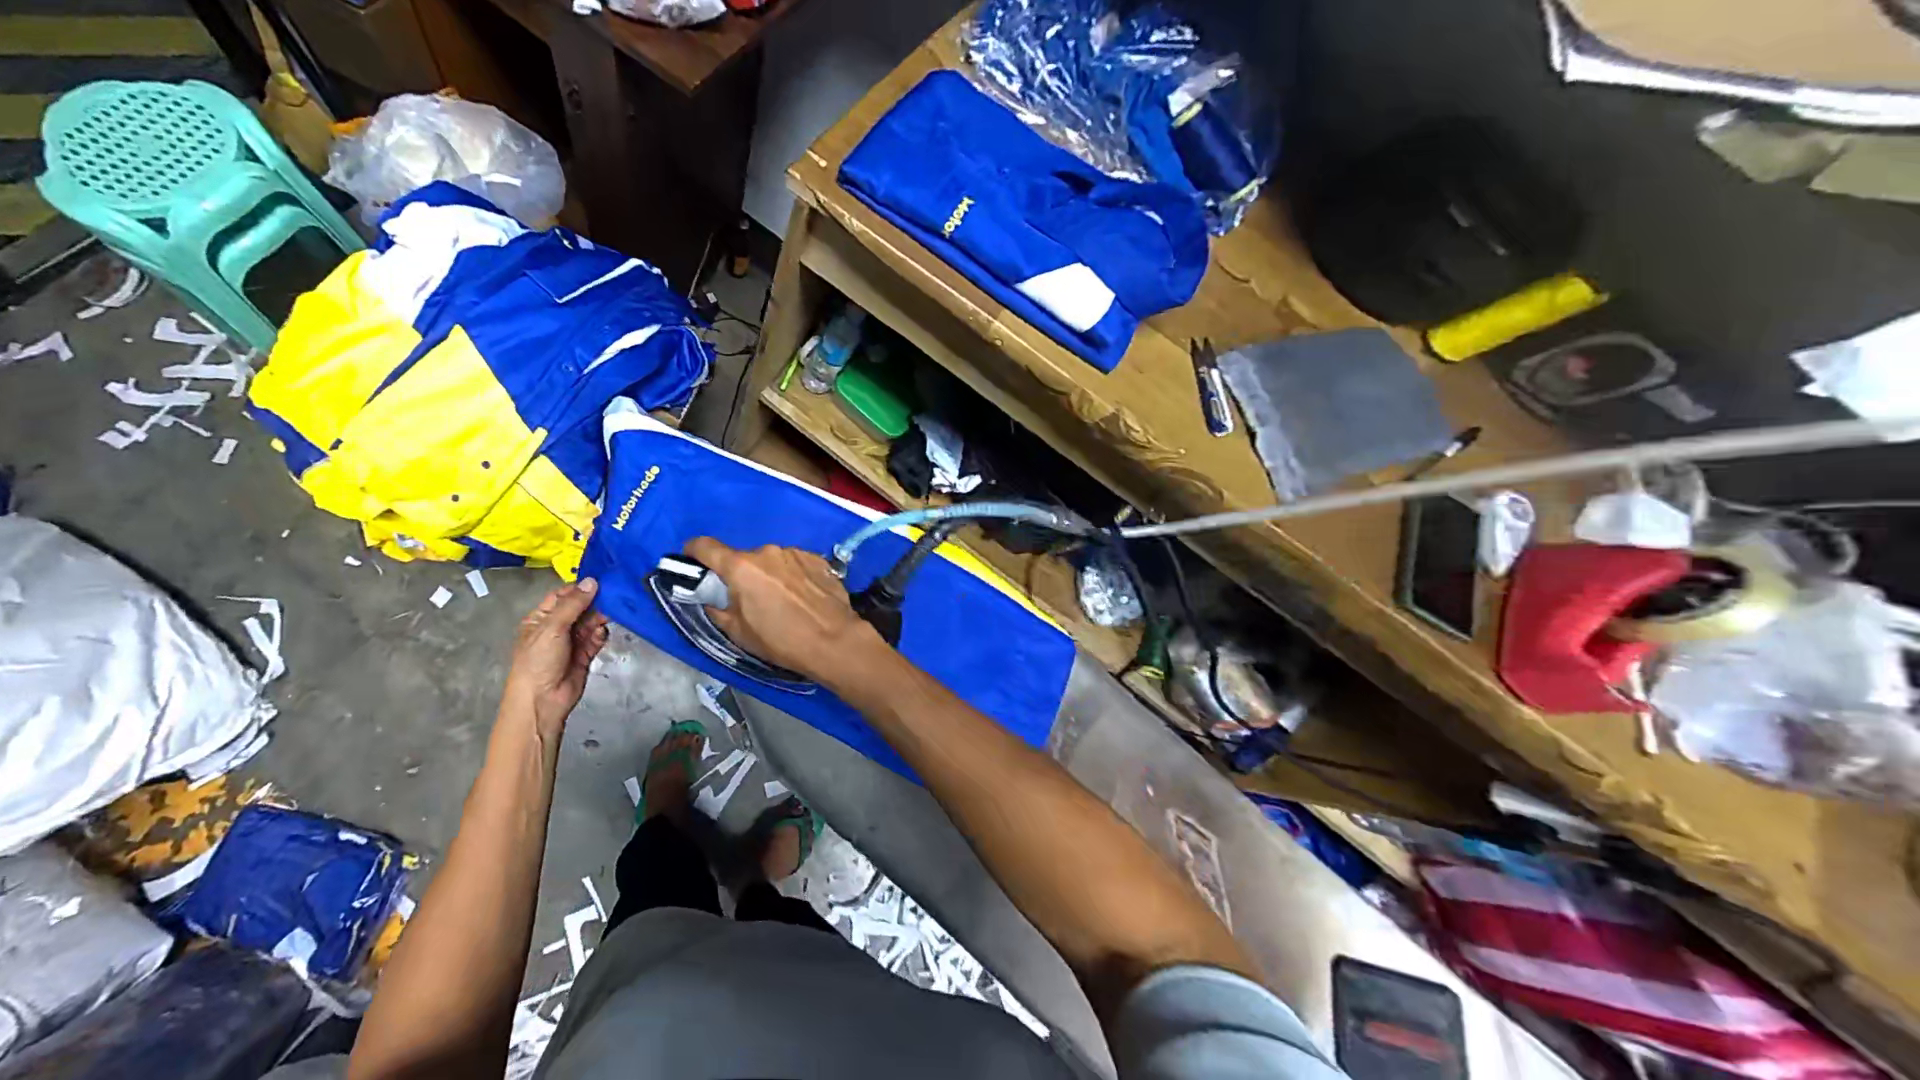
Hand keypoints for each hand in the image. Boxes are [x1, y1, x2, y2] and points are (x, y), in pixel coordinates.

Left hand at [503, 578, 609, 734]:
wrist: (543, 699)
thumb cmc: (537, 662)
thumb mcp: (552, 628)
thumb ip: (573, 604)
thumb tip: (591, 582)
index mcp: (540, 619)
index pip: (562, 597)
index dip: (579, 589)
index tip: (600, 581)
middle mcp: (556, 629)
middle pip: (579, 609)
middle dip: (594, 603)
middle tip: (612, 596)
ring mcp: (571, 642)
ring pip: (590, 623)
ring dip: (599, 619)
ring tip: (610, 615)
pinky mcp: (584, 655)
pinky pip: (596, 639)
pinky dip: (601, 635)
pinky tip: (602, 634)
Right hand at [686, 537, 884, 680]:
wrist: (834, 641)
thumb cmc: (781, 640)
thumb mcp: (738, 632)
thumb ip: (717, 608)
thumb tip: (712, 597)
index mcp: (741, 567)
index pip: (705, 546)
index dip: (694, 552)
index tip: (693, 562)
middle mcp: (767, 552)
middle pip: (744, 558)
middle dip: (742, 575)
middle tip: (751, 600)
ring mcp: (795, 553)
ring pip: (772, 561)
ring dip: (771, 575)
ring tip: (783, 602)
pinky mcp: (818, 559)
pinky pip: (795, 564)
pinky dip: (793, 576)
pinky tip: (803, 597)